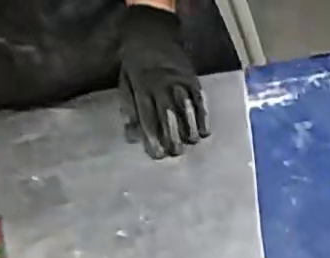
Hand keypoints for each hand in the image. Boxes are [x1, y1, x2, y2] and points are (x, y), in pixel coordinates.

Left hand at [118, 5, 207, 158]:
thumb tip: (131, 136)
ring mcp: (178, 80)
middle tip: (176, 152)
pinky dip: (203, 117)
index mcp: (142, 87)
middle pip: (168, 115)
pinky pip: (200, 99)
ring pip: (186, 108)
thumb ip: (128, 110)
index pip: (147, 117)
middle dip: (173, 136)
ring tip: (191, 142)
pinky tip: (204, 132)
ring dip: (190, 128)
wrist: (152, 33)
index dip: (153, 138)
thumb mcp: (125, 83)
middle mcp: (161, 84)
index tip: (158, 154)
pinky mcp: (192, 78)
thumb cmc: (137, 65)